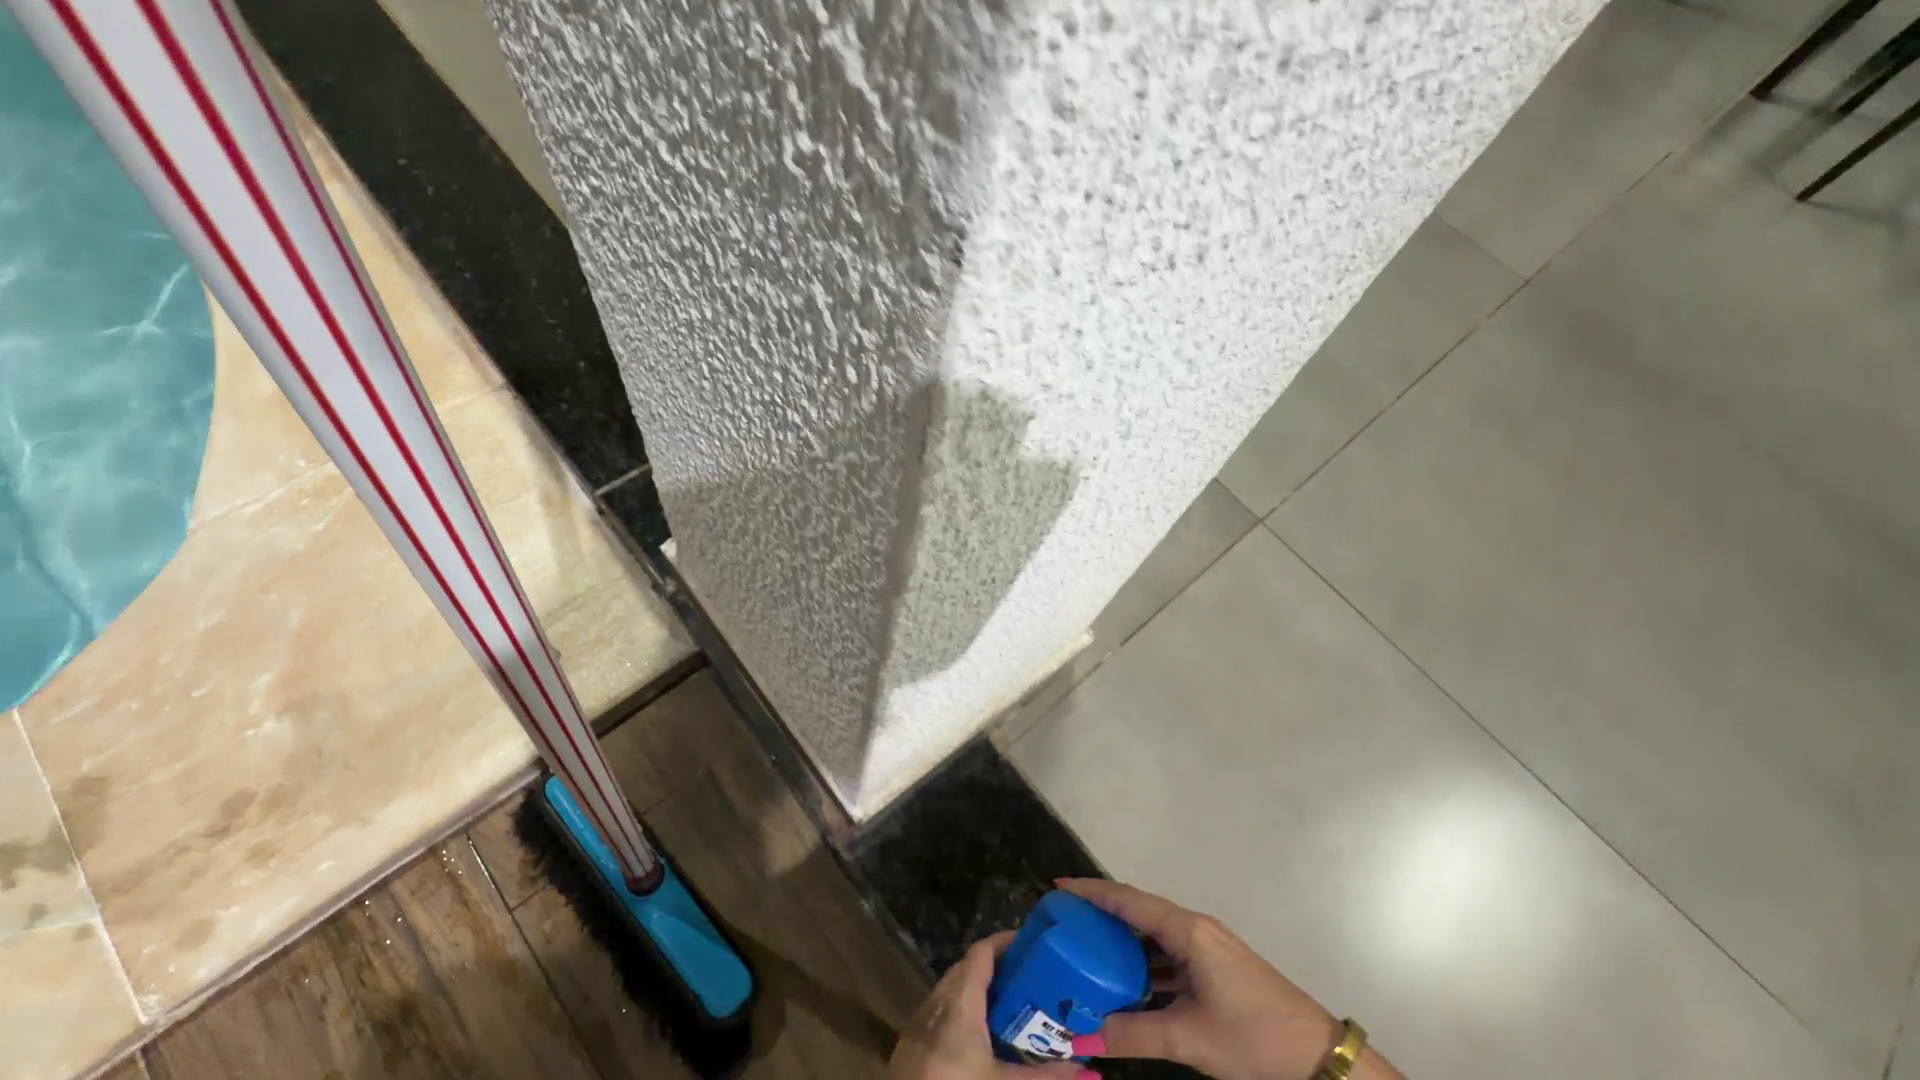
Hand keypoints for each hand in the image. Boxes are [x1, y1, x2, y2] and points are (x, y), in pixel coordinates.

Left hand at [888, 931, 1088, 1079]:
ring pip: (952, 988)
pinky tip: (980, 1031)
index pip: (981, 952)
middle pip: (967, 967)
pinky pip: (941, 1009)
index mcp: (959, 1002)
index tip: (1031, 942)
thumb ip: (1045, 1075)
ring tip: (1010, 1000)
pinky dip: (962, 1008)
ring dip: (978, 987)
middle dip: (997, 965)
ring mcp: (920, 1020)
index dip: (1005, 941)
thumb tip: (1088, 1071)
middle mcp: (936, 1002)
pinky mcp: (912, 1041)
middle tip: (1030, 974)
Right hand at [1058, 879, 1352, 1079]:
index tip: (1056, 887)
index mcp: (1188, 932)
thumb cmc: (1254, 1036)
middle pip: (1138, 913)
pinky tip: (1123, 986)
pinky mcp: (1215, 972)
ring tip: (1083, 954)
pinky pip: (1168, 959)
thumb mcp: (1189, 1038)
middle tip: (1062, 925)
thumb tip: (1083, 1034)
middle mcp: (1196, 931)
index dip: (1092, 892)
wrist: (1318, 1060)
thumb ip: (1133, 1035)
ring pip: (1153, 938)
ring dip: (1122, 946)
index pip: (1129, 900)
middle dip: (1100, 917)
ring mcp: (1208, 951)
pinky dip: (1143, 968)